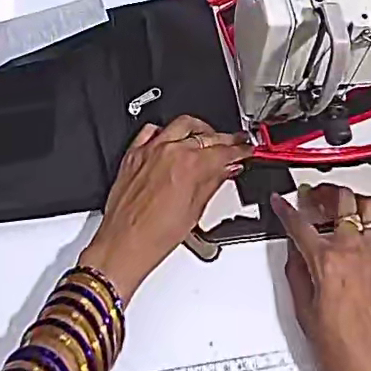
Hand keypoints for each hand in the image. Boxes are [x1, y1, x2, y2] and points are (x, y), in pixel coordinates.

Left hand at [80, 116, 249, 298]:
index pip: (224, 150)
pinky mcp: (134, 153)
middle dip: (225, 139)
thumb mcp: (195, 211)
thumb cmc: (154, 237)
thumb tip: (226, 170)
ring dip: (199, 128)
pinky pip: (151, 130)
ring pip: (182, 124)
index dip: (240, 149)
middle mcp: (171, 151)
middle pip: (207, 135)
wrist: (124, 245)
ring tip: (207, 136)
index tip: (246, 149)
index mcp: (190, 165)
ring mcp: (151, 150)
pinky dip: (164, 131)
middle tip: (234, 144)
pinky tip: (171, 138)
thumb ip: (213, 182)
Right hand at [273, 184, 370, 370]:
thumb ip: (296, 274)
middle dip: (321, 191)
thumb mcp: (304, 312)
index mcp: (327, 260)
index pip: (300, 223)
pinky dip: (370, 221)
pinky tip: (361, 228)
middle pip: (339, 199)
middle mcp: (353, 249)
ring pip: (366, 204)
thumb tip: (294, 254)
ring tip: (338, 203)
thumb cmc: (343, 352)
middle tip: (311, 195)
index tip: (280, 201)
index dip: (285, 208)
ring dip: (349, 199)